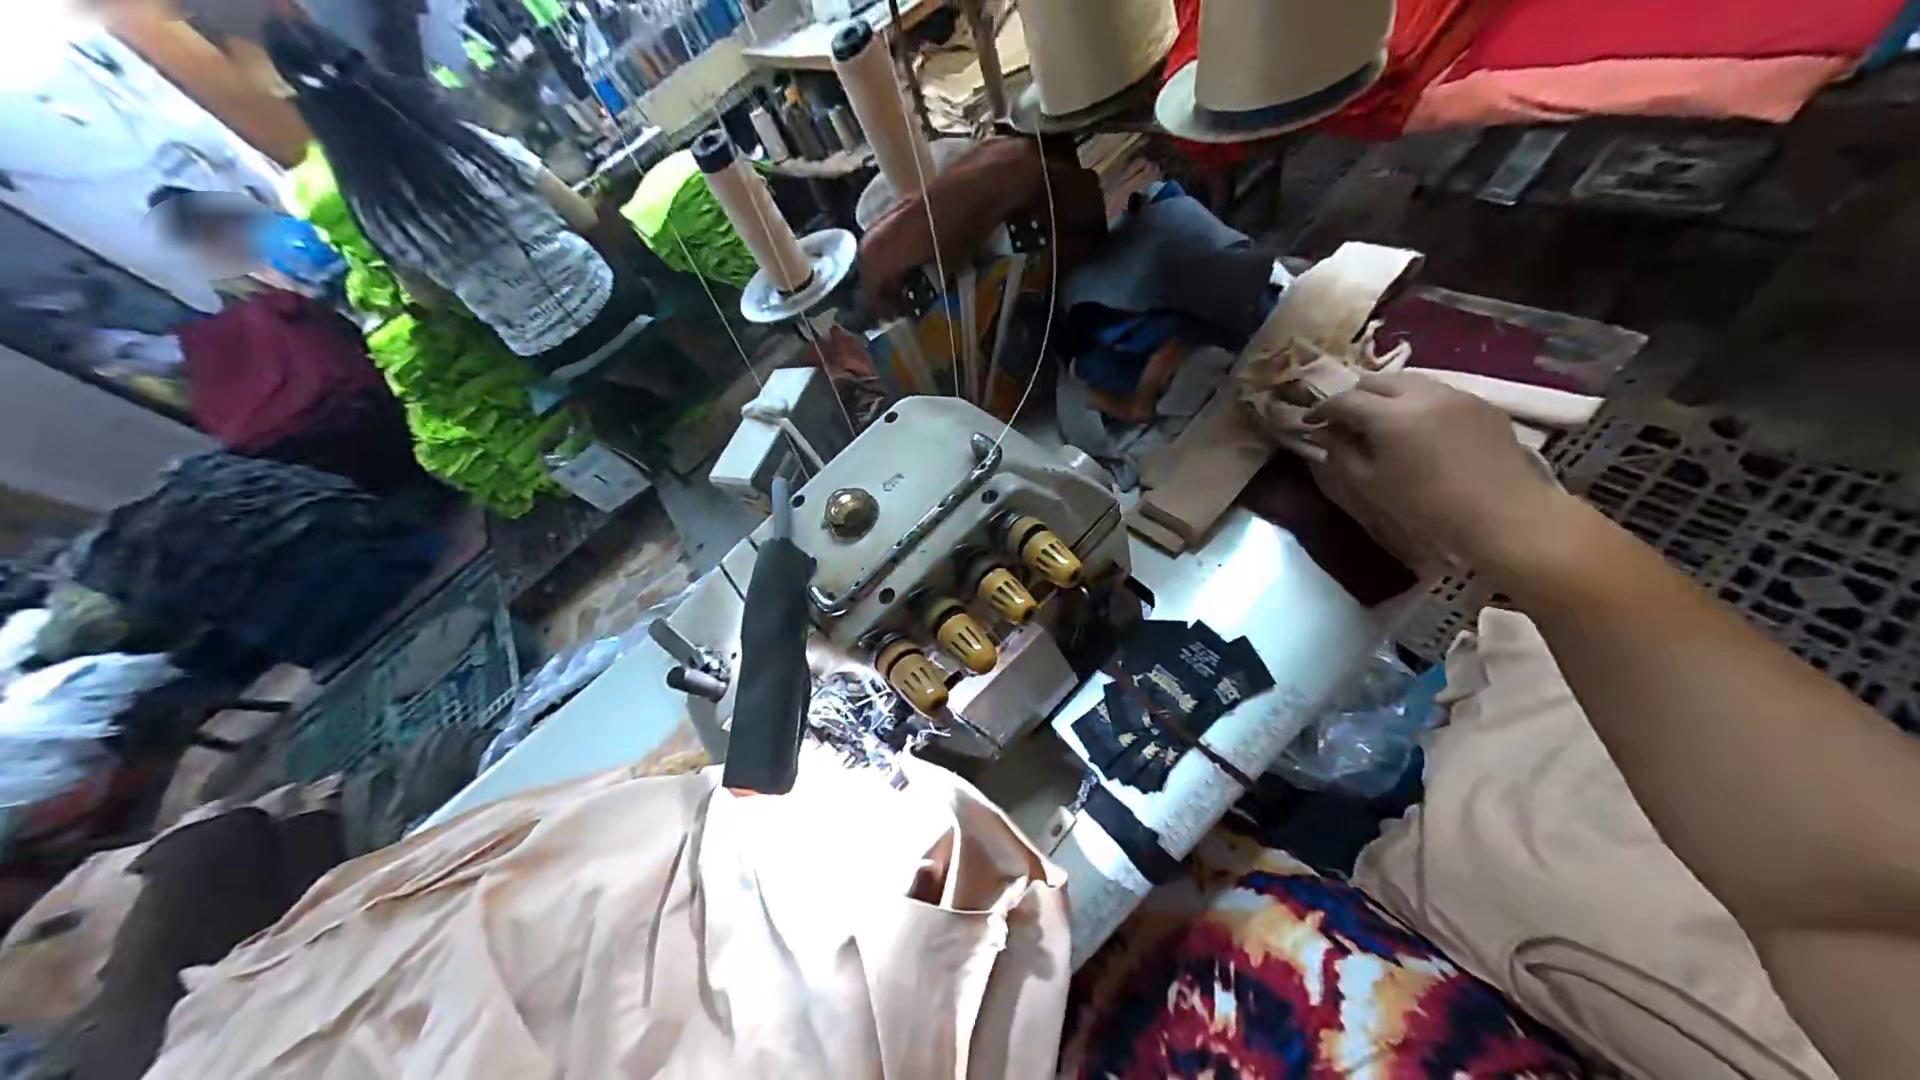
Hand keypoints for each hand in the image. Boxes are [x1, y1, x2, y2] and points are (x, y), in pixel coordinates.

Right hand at [1307, 373, 1577, 578]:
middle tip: (1344, 420)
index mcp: (1390, 415)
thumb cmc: (1425, 506)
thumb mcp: (1368, 485)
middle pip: (1376, 380)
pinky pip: (1438, 393)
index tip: (1311, 423)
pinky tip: (1417, 427)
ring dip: (1386, 396)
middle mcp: (1423, 394)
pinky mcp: (1482, 404)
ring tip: (1380, 420)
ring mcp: (1457, 395)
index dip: (1322, 409)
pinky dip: (1417, 402)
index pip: (1344, 400)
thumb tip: (1327, 434)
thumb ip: (1341, 453)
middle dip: (1354, 397)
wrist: (1503, 515)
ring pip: (1409, 382)